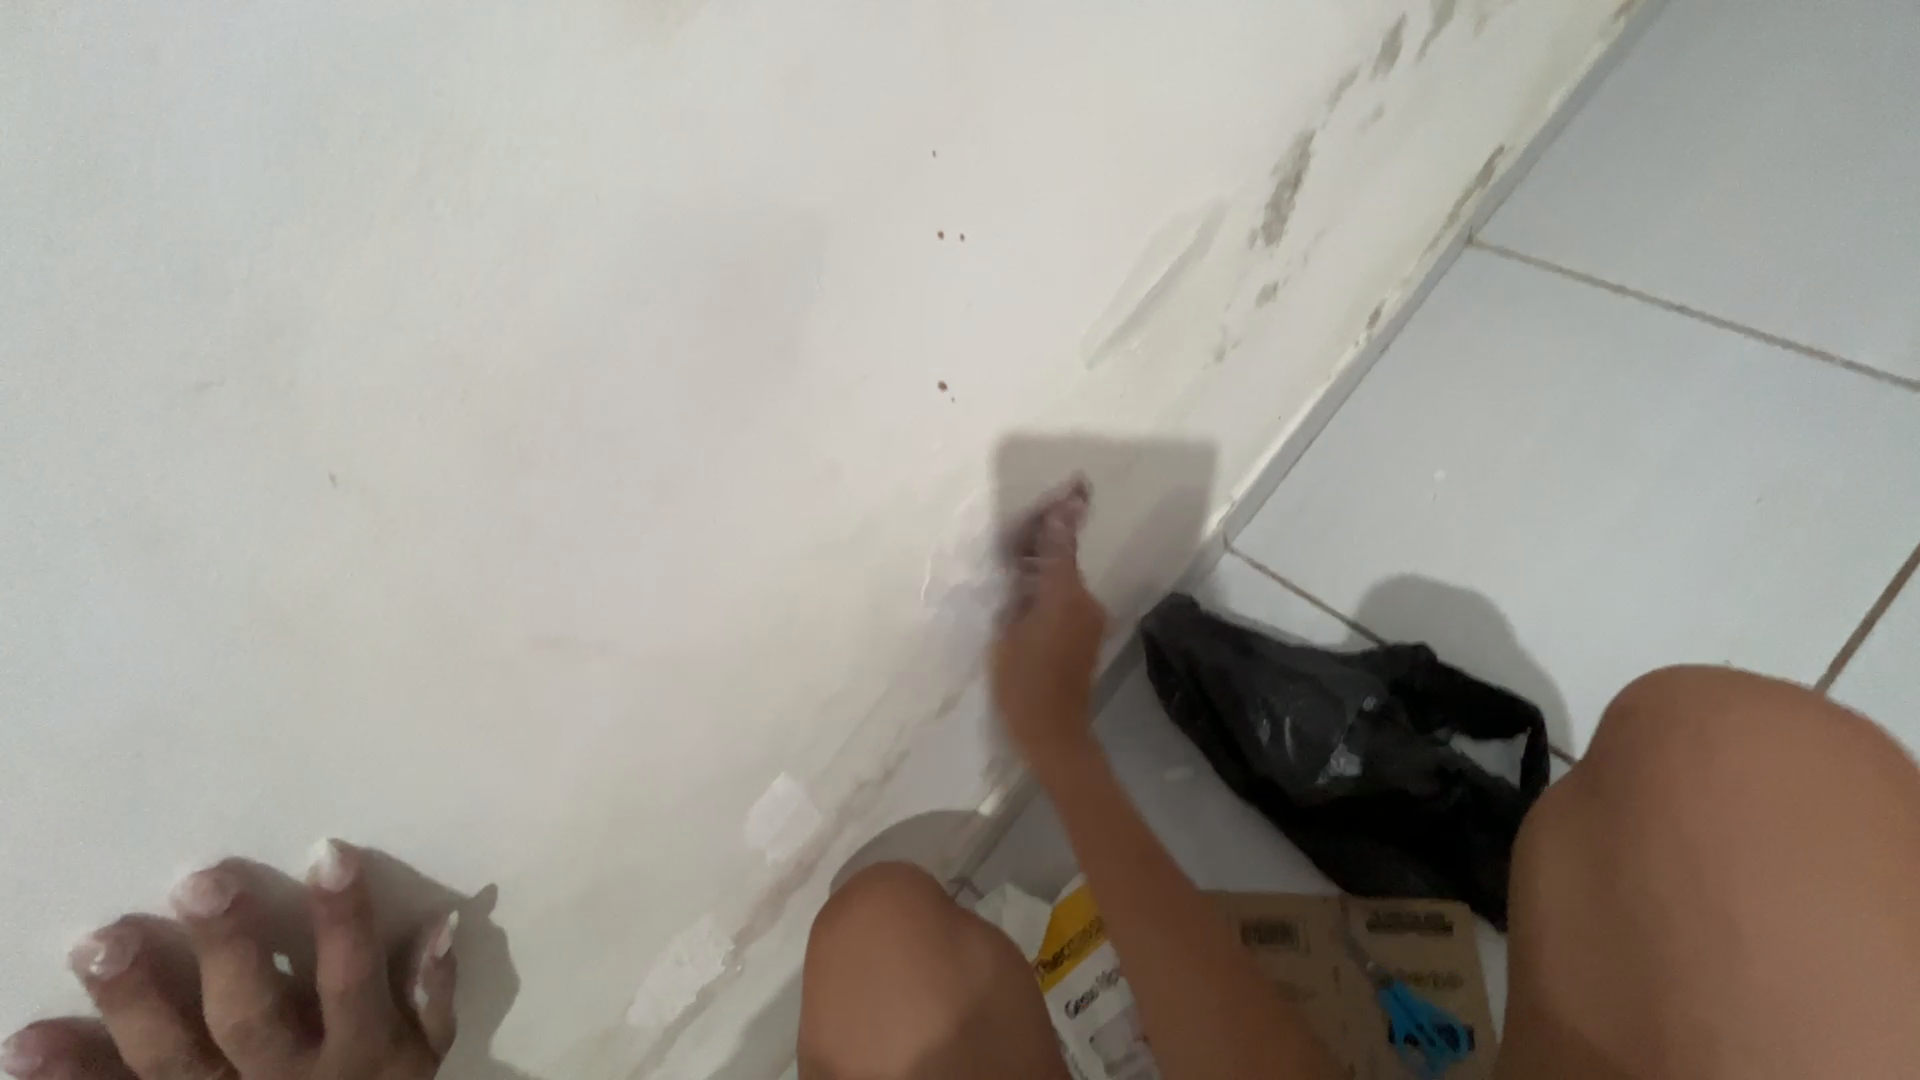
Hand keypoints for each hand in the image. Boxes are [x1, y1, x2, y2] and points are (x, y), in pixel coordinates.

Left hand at [3, 840, 456, 1079]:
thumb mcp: (427, 1054)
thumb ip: (433, 993)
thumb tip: (441, 923)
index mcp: (357, 1051)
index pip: (352, 974)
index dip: (344, 916)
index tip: (329, 854)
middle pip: (249, 1013)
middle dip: (226, 947)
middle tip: (199, 883)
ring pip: (169, 1060)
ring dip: (134, 1002)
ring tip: (99, 942)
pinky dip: (71, 1079)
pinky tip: (31, 1040)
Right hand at [993, 479, 1105, 778]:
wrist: (1056, 734)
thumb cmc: (1022, 686)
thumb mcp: (1006, 637)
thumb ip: (1018, 598)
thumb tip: (1025, 574)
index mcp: (1062, 597)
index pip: (1060, 548)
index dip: (1059, 521)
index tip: (1069, 490)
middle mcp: (1084, 602)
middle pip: (1064, 564)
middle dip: (1047, 545)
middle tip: (1026, 526)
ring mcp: (1090, 620)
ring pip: (1066, 584)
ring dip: (1047, 571)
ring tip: (1020, 561)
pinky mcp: (1088, 635)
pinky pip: (1068, 602)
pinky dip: (1052, 593)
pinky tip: (1029, 594)